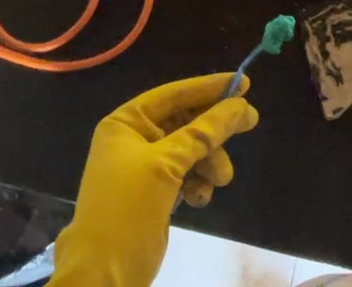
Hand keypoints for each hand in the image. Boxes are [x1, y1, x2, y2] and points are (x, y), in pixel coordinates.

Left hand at [52, 74, 258, 286]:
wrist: (102, 278)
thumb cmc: (127, 210)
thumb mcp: (168, 164)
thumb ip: (206, 131)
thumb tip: (242, 105)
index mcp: (126, 123)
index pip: (174, 94)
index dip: (210, 87)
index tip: (244, 83)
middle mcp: (133, 139)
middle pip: (186, 121)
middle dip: (213, 132)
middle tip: (250, 123)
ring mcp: (143, 168)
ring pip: (191, 149)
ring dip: (209, 161)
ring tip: (220, 179)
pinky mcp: (154, 193)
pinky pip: (186, 174)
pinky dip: (198, 183)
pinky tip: (200, 198)